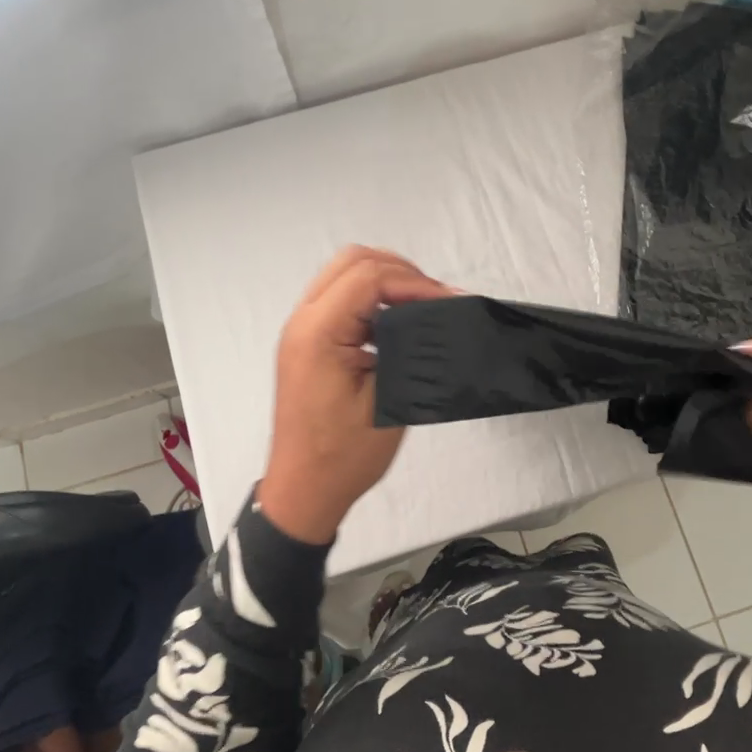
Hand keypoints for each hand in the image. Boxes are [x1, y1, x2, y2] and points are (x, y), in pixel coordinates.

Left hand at [257, 247, 453, 543]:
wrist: (304, 491)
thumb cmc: (343, 455)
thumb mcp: (387, 402)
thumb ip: (407, 350)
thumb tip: (432, 319)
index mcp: (317, 333)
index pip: (369, 278)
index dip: (415, 283)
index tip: (450, 302)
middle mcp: (303, 321)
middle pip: (352, 261)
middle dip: (400, 270)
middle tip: (437, 298)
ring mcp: (302, 330)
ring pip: (344, 274)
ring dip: (386, 281)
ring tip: (424, 305)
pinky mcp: (309, 342)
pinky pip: (340, 298)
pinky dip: (372, 298)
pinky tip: (399, 322)